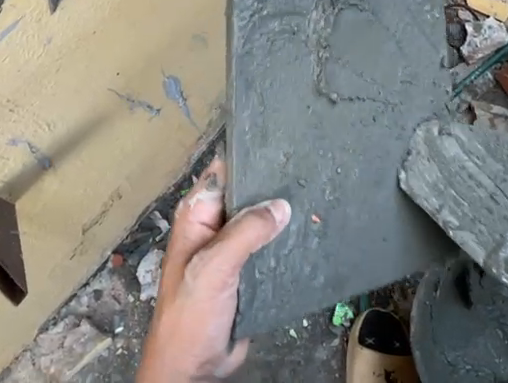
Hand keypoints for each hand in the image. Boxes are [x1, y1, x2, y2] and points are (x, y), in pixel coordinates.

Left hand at [135, 158, 290, 381]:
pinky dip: (287, 242)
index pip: (225, 171)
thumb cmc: (190, 314)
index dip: (251, 158)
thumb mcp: (213, 267)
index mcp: (197, 215)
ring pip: (263, 222)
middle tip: (309, 170)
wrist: (193, 369)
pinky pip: (271, 248)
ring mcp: (233, 250)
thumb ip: (245, 232)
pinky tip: (312, 231)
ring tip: (317, 195)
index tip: (285, 146)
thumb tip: (281, 205)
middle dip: (274, 187)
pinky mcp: (250, 272)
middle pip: (249, 194)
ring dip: (284, 216)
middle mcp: (215, 226)